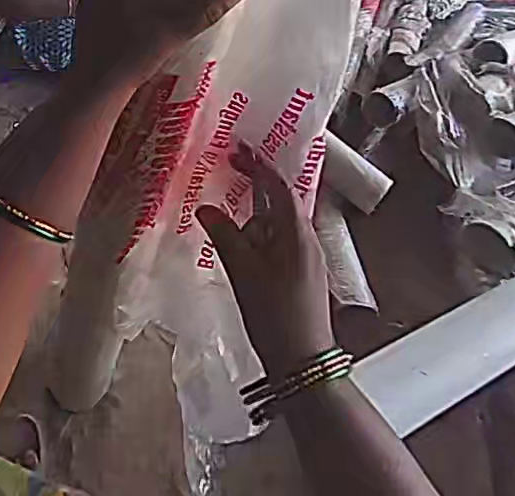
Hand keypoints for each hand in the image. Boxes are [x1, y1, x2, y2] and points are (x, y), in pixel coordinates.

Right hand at [198, 142, 334, 378]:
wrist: (304, 364)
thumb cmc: (273, 312)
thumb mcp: (243, 270)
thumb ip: (224, 234)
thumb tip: (204, 208)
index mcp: (297, 231)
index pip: (278, 186)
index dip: (258, 165)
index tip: (238, 150)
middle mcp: (308, 238)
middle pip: (281, 201)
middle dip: (257, 187)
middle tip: (232, 171)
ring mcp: (310, 257)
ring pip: (280, 224)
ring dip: (257, 217)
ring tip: (232, 223)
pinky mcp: (305, 274)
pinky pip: (282, 241)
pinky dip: (263, 235)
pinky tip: (246, 248)